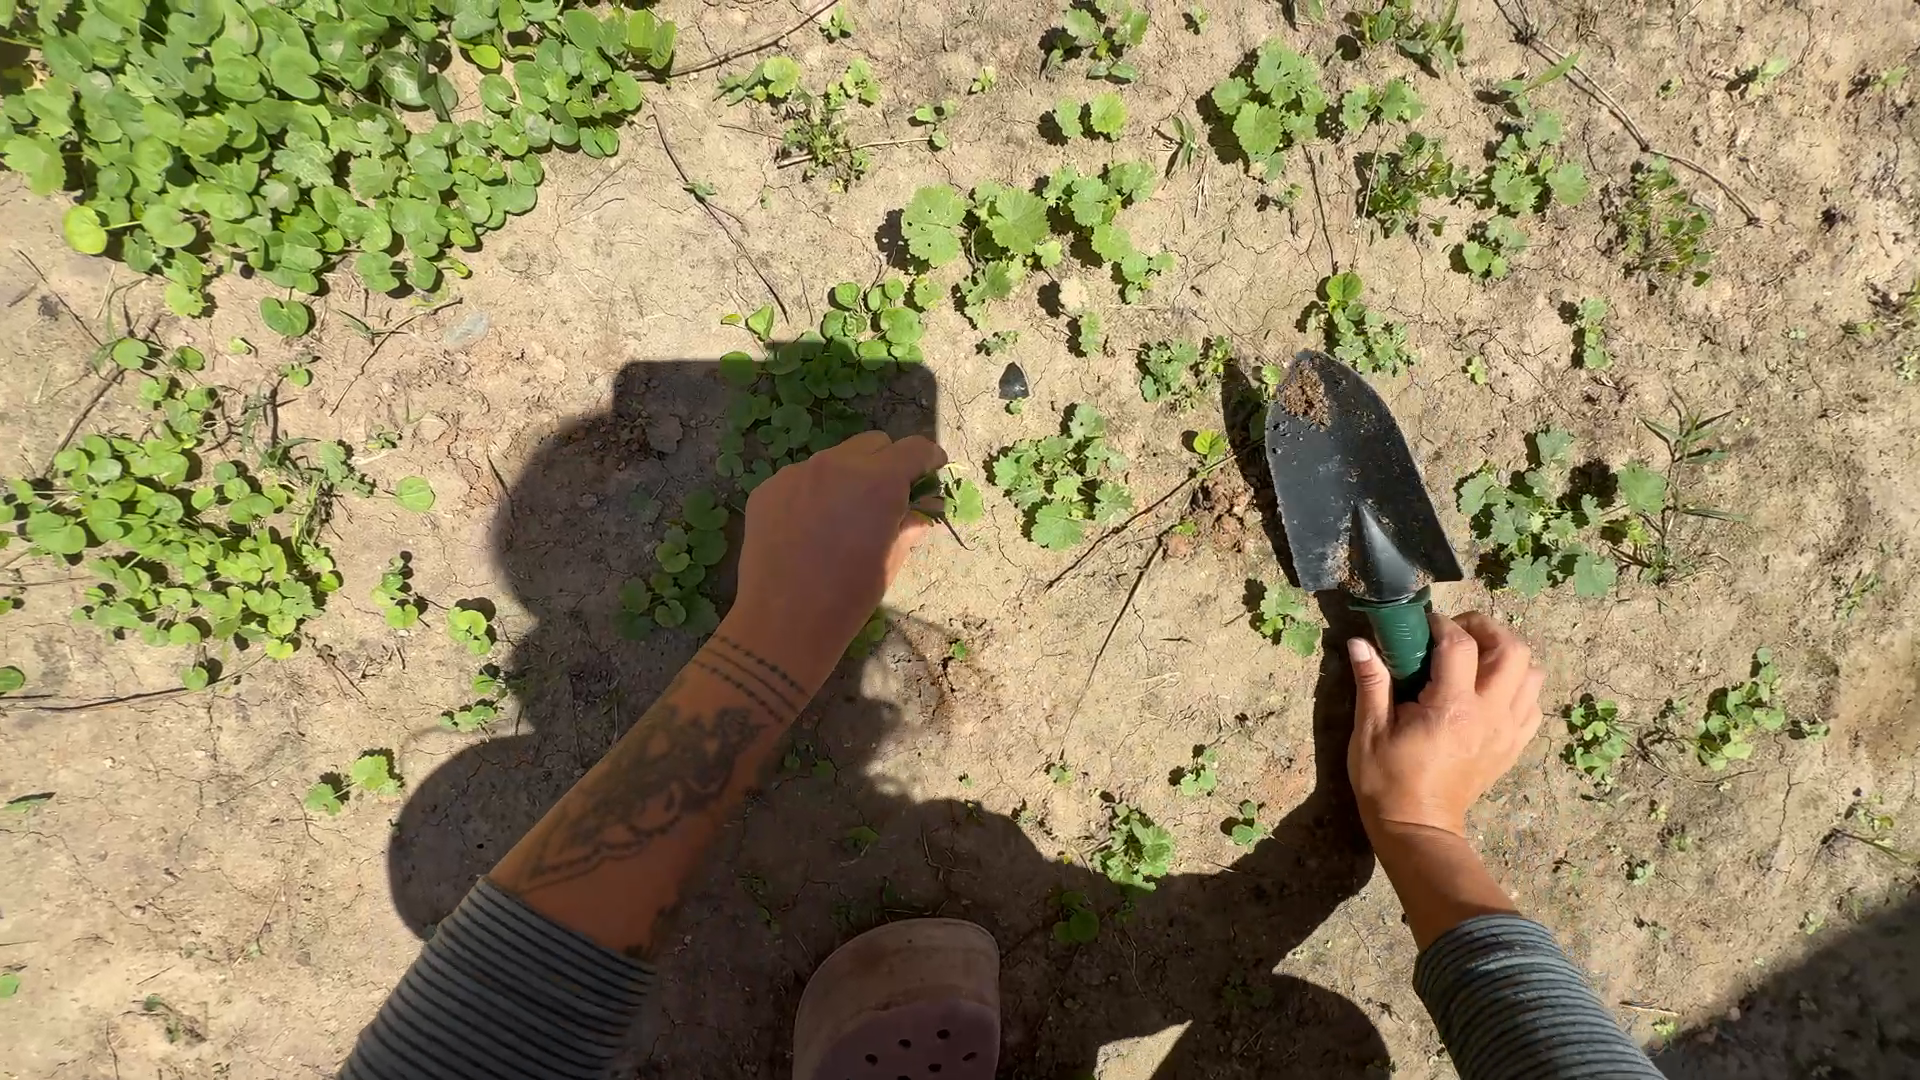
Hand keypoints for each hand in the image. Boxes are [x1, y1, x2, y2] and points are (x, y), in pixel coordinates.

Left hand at [724, 431, 947, 683]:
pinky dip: (814, 492)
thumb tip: (922, 509)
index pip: (915, 448)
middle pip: (874, 445)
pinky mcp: (768, 488)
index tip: (931, 473)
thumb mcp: (891, 559)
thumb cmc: (850, 596)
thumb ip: (908, 523)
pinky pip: (802, 478)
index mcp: (878, 481)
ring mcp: (797, 473)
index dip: (929, 459)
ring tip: (843, 517)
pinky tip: (809, 528)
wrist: (784, 621)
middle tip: (886, 500)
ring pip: (835, 458)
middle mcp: (837, 464)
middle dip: (888, 465)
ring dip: (849, 477)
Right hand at [1346, 611, 1544, 839]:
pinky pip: (1532, 700)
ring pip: (1533, 673)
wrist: (1416, 825)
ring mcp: (1509, 730)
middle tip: (1454, 631)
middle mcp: (1489, 715)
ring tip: (1473, 656)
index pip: (1460, 646)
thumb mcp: (1368, 728)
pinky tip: (1485, 686)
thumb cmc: (1385, 777)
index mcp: (1451, 708)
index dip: (1442, 624)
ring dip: (1506, 654)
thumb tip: (1360, 643)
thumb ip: (1371, 682)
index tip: (1421, 622)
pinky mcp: (1515, 744)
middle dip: (1486, 629)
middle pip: (1514, 651)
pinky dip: (1516, 682)